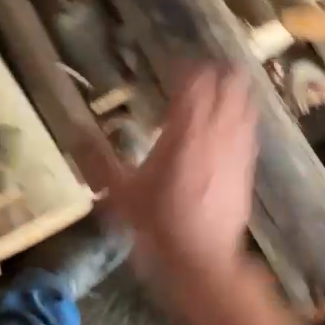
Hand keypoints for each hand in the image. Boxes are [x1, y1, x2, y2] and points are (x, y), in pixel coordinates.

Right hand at [101, 66, 257, 276]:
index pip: (194, 82)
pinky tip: (230, 124)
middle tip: (197, 72)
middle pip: (227, 84)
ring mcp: (237, 150)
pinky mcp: (247, 168)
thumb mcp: (120, 193)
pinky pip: (249, 130)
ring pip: (244, 103)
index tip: (172, 64)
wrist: (201, 261)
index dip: (185, 67)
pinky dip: (241, 117)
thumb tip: (75, 131)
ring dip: (232, 91)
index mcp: (185, 133)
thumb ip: (98, 159)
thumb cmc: (157, 225)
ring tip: (218, 87)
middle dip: (214, 73)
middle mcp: (217, 134)